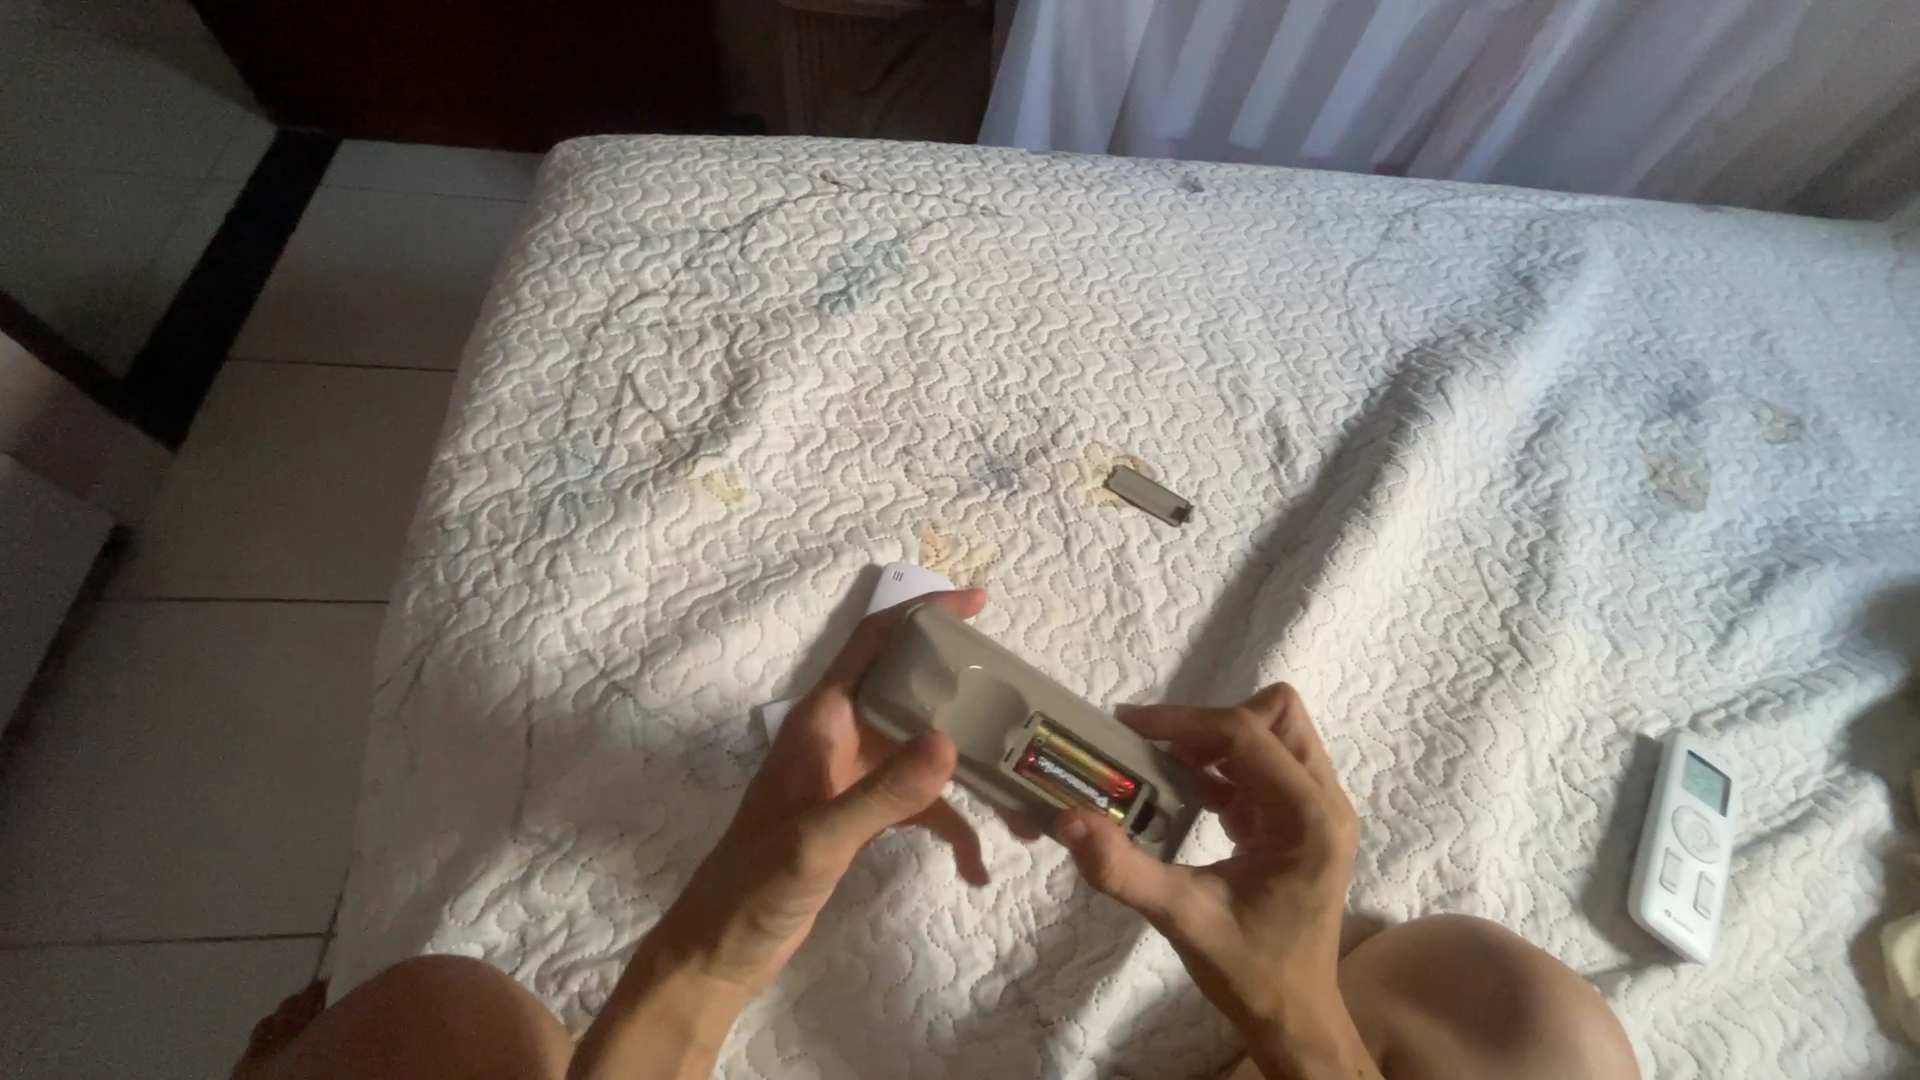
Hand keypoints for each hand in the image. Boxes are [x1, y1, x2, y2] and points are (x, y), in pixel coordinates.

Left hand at [571, 590, 992, 1079]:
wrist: (720, 950)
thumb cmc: (754, 884)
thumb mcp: (820, 839)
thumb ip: (884, 793)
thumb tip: (950, 742)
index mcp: (823, 717)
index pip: (876, 640)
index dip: (923, 613)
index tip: (977, 603)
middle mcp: (843, 733)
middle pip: (912, 687)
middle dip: (963, 688)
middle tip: (1016, 691)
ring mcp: (855, 773)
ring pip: (924, 747)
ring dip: (968, 770)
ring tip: (1020, 790)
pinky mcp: (864, 812)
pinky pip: (920, 804)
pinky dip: (951, 827)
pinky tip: (978, 866)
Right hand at [1054, 684, 1379, 1079]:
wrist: (1295, 1016)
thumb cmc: (1250, 971)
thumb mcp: (1182, 919)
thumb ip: (1124, 869)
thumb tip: (1070, 819)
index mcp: (1309, 819)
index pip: (1248, 734)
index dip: (1185, 722)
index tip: (1129, 726)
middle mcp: (1323, 801)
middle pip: (1274, 714)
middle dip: (1210, 722)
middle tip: (1157, 746)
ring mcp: (1315, 806)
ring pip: (1270, 729)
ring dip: (1214, 737)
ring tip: (1164, 763)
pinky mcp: (1297, 814)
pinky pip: (1261, 758)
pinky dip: (1220, 760)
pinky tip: (1184, 789)